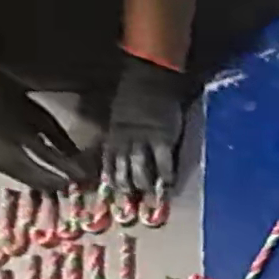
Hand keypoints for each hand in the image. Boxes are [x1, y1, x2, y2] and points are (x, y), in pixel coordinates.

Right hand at [0, 52, 92, 190]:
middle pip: (37, 173)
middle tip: (73, 184)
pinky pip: (13, 175)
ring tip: (60, 184)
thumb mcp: (45, 119)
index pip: (50, 158)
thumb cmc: (17, 104)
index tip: (86, 178)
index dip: (70, 170)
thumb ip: (64, 144)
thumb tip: (83, 167)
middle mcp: (3, 143)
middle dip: (59, 180)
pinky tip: (40, 181)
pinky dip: (29, 179)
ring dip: (45, 183)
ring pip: (25, 178)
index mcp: (19, 130)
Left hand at [103, 51, 195, 194]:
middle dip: (128, 186)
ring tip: (150, 195)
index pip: (108, 161)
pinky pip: (164, 163)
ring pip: (140, 169)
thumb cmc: (135, 96)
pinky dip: (166, 176)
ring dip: (145, 184)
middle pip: (123, 169)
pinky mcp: (162, 139)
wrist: (151, 79)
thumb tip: (119, 153)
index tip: (115, 192)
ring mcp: (144, 140)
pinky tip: (169, 185)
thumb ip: (119, 134)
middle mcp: (125, 140)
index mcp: (114, 134)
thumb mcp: (118, 114)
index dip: (111, 178)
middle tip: (133, 199)